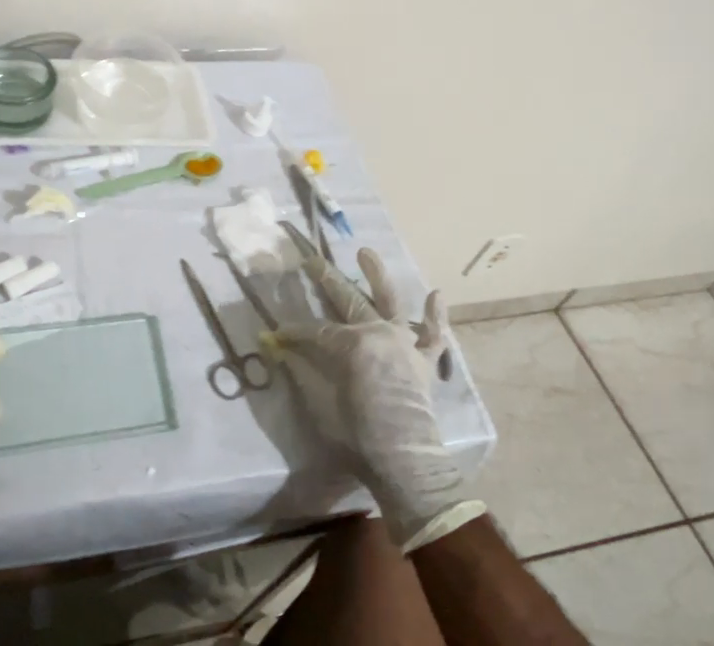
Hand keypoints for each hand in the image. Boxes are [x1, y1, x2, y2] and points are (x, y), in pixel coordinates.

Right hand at [265, 246, 486, 552]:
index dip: (294, 332)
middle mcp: (379, 333)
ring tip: (366, 251)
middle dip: (326, 279)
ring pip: (391, 301)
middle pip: (348, 300)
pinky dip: (435, 315)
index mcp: (352, 343)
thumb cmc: (358, 436)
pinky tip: (436, 294)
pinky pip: (433, 335)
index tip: (277, 334)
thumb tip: (281, 347)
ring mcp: (405, 344)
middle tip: (311, 260)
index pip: (316, 330)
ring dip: (377, 275)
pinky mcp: (426, 361)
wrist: (406, 460)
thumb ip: (303, 370)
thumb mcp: (321, 403)